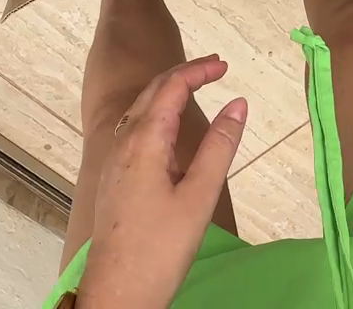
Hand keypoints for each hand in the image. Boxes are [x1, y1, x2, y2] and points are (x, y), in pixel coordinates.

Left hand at [79, 56, 247, 308]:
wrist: (114, 298)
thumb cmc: (160, 248)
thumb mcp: (199, 196)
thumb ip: (220, 145)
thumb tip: (238, 102)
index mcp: (144, 140)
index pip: (171, 86)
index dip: (199, 70)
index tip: (226, 66)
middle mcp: (124, 142)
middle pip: (153, 90)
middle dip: (184, 73)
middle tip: (216, 68)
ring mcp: (114, 161)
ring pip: (141, 108)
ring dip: (169, 90)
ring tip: (197, 87)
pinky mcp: (113, 178)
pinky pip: (135, 127)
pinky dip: (158, 111)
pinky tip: (170, 128)